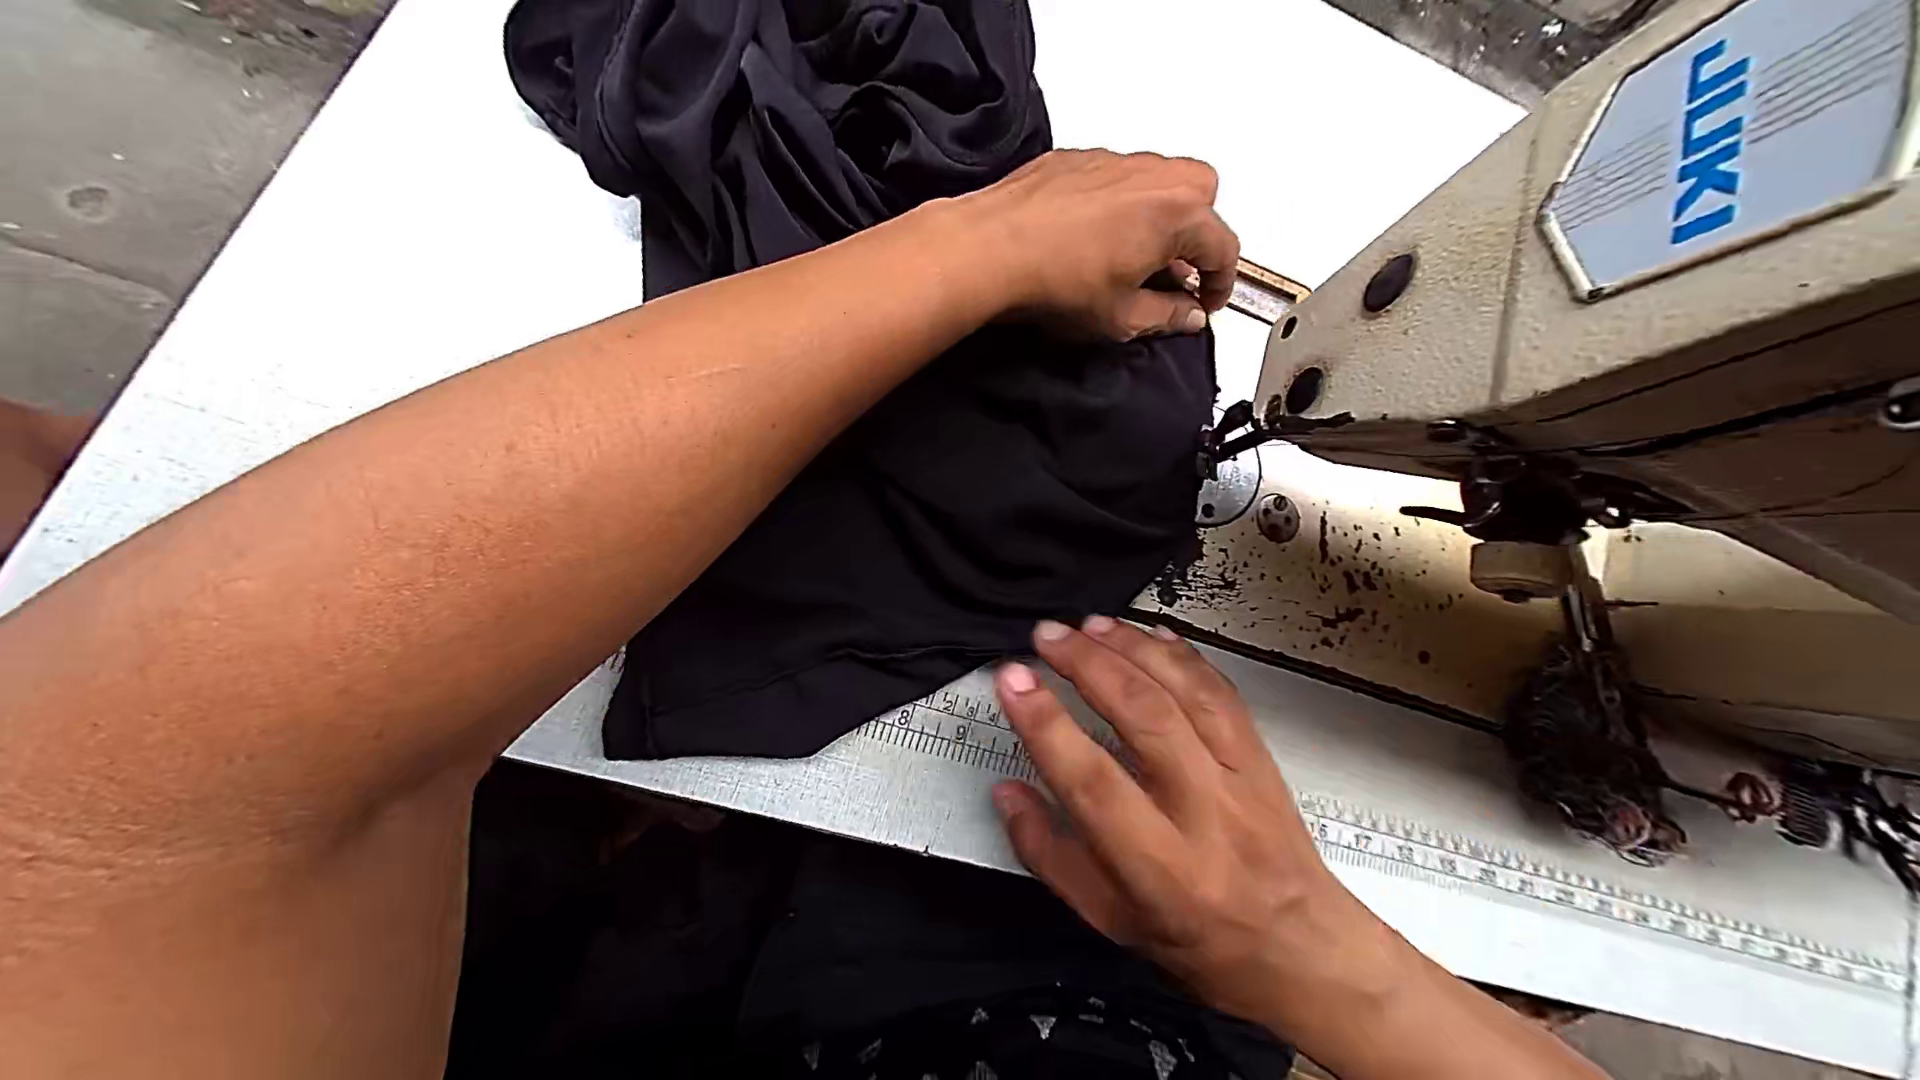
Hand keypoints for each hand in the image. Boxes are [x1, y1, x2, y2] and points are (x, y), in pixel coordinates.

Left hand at [958, 149, 1240, 340]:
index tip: (1205, 302)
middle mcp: (1152, 175)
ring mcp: (1114, 161)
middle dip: (1196, 237)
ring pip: (1158, 183)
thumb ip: (1166, 316)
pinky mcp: (1077, 160)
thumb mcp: (1121, 318)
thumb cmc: (1052, 278)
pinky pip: (1115, 179)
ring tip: (1130, 258)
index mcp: (1177, 213)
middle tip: (1173, 274)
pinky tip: (1092, 237)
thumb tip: (1185, 315)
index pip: (1223, 247)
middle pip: (1200, 200)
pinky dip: (1117, 204)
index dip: (1220, 282)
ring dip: (1156, 217)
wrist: (991, 250)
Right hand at [994, 619, 1611, 1079]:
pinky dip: (1182, 653)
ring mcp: (1240, 776)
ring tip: (1089, 624)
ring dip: (1133, 647)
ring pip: (1186, 693)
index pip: (1092, 780)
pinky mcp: (1260, 754)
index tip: (1012, 679)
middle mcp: (1204, 812)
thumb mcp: (1105, 917)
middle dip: (1089, 665)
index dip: (1046, 724)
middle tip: (1047, 635)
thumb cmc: (1192, 938)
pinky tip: (1150, 630)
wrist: (1299, 947)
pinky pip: (1221, 690)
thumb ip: (1047, 852)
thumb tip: (1005, 789)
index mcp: (1158, 866)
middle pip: (1145, 718)